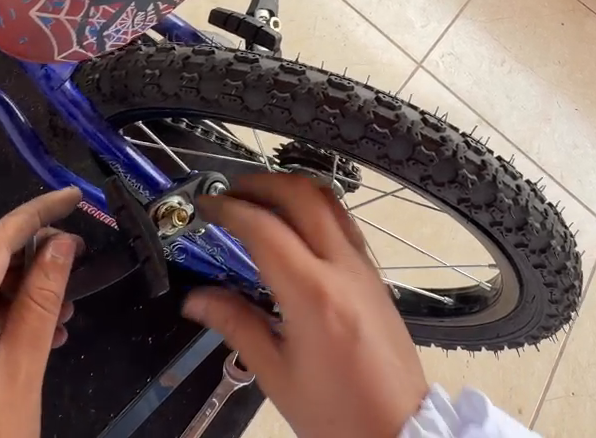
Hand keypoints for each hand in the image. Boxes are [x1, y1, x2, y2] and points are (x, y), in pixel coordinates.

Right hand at [183, 173, 427, 437]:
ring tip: (258, 198)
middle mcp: (343, 267)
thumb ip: (236, 326)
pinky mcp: (374, 271)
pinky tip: (293, 223)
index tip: (206, 205)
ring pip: (328, 199)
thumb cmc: (337, 413)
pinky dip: (313, 206)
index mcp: (313, 294)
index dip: (230, 209)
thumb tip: (196, 300)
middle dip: (260, 183)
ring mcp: (364, 265)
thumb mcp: (276, 375)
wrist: (399, 431)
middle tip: (229, 193)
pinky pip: (343, 219)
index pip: (265, 229)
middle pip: (302, 194)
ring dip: (289, 187)